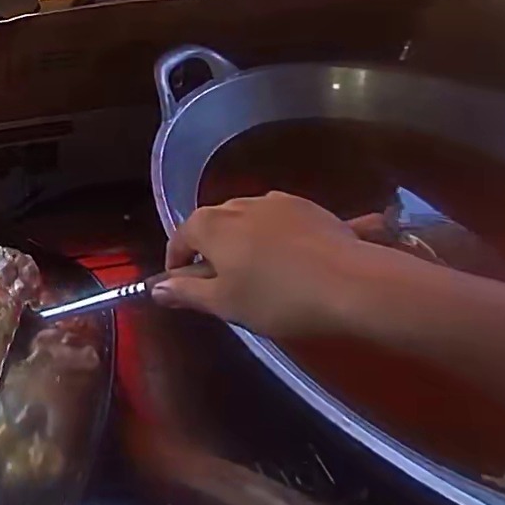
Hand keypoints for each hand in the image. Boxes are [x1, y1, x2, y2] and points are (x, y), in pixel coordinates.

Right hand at [152, 191, 380, 337]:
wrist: (348, 282)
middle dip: (210, 252)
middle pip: (212, 226)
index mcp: (209, 224)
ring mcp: (272, 200)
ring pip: (244, 221)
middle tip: (223, 286)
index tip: (182, 286)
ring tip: (259, 275)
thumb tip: (156, 287)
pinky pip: (277, 220)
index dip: (176, 262)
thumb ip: (186, 293)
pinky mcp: (304, 204)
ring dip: (242, 242)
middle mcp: (236, 203)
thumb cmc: (277, 298)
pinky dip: (274, 236)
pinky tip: (291, 261)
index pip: (179, 238)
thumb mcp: (225, 304)